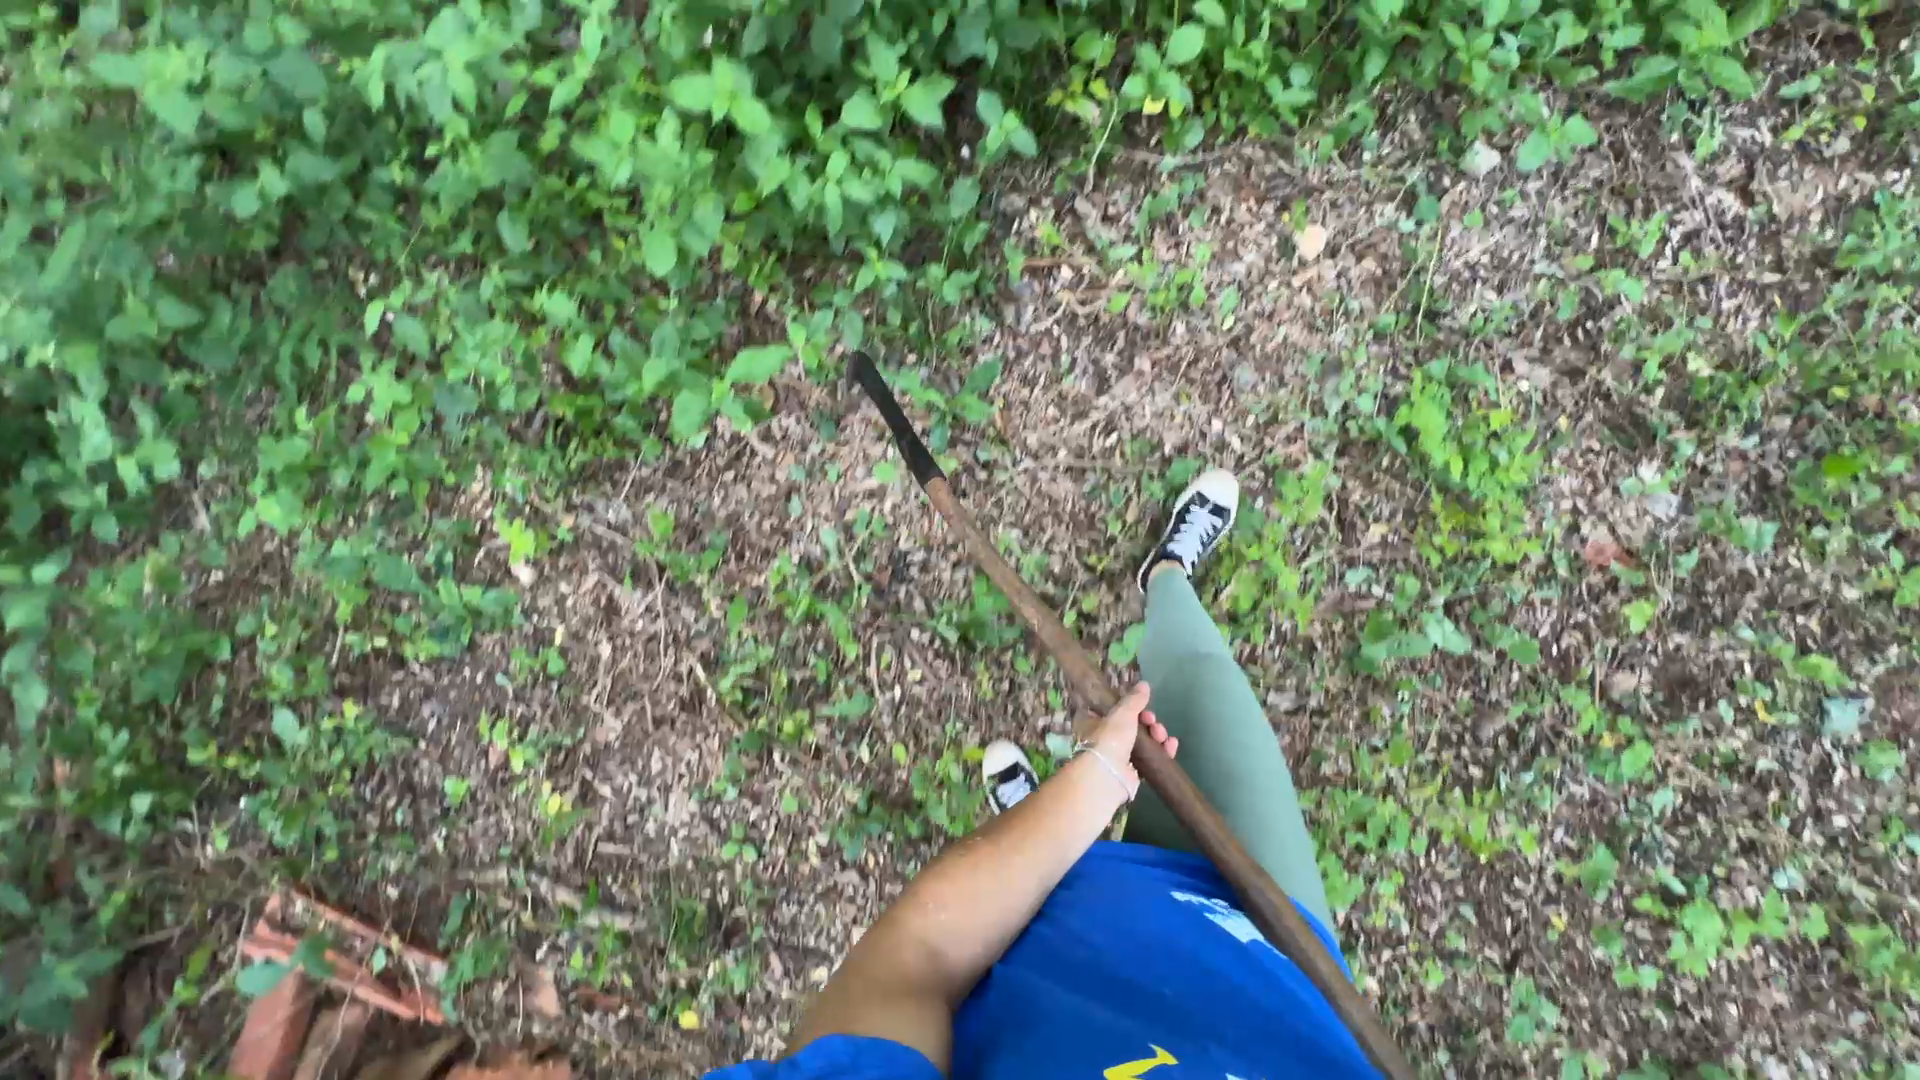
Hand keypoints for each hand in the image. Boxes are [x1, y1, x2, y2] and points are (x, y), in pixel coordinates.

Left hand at [1075, 682, 1177, 799]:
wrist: (1109, 776)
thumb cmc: (1109, 739)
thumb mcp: (1122, 713)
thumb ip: (1134, 699)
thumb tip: (1144, 684)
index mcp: (1093, 722)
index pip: (1114, 710)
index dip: (1131, 707)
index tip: (1143, 706)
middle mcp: (1104, 738)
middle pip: (1132, 725)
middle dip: (1148, 722)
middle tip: (1153, 723)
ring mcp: (1118, 756)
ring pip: (1142, 741)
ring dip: (1157, 736)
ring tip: (1163, 736)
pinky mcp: (1131, 772)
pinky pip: (1149, 758)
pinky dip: (1162, 751)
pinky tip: (1171, 747)